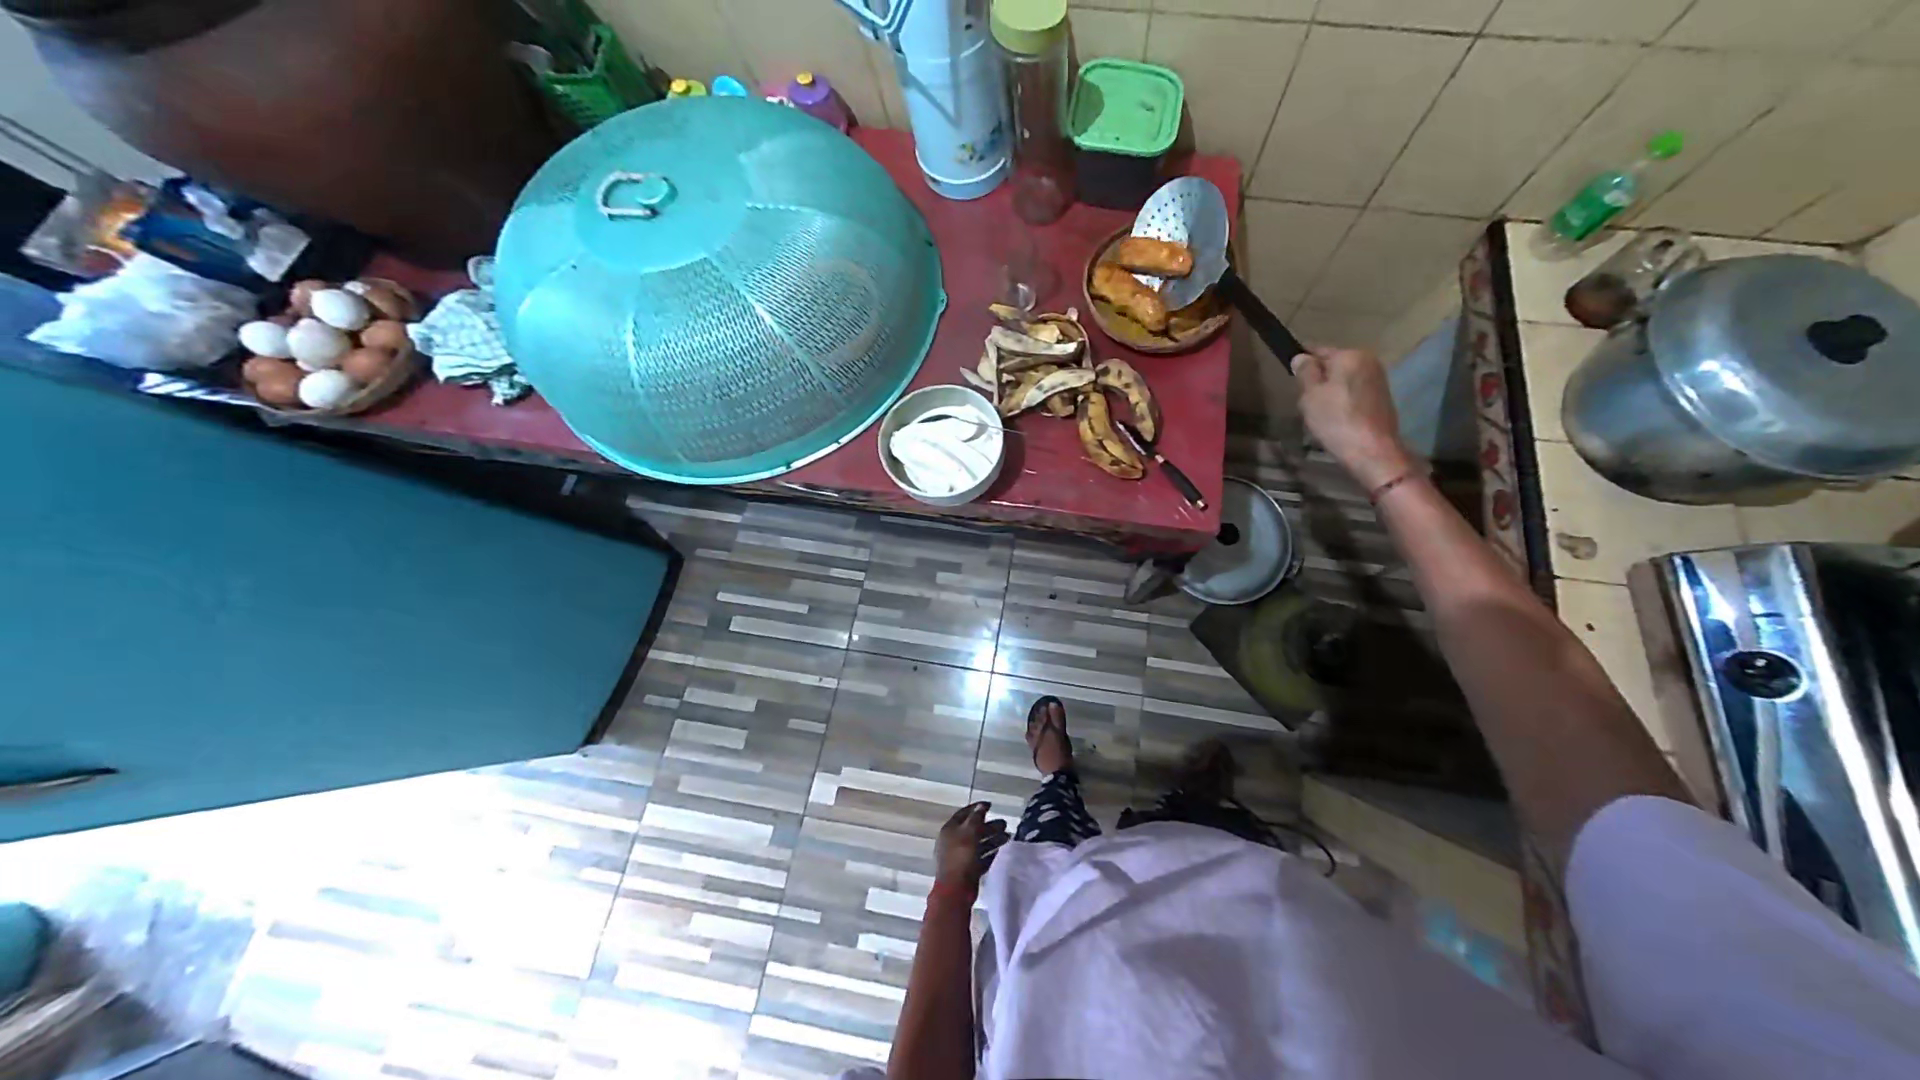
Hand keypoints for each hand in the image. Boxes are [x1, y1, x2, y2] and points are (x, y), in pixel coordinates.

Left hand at [935, 803, 1006, 889]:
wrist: (956, 889)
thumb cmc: (961, 857)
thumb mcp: (969, 832)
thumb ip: (976, 818)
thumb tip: (981, 806)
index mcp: (950, 829)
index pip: (964, 814)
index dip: (977, 808)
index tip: (991, 805)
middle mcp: (953, 841)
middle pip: (973, 829)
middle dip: (989, 825)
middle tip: (1005, 824)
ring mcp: (960, 856)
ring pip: (978, 843)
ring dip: (992, 838)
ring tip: (1008, 837)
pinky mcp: (967, 869)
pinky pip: (980, 857)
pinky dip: (989, 852)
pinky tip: (1000, 850)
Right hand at [1291, 346, 1418, 491]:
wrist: (1372, 450)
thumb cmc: (1336, 419)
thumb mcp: (1310, 395)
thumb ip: (1305, 372)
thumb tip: (1301, 357)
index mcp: (1350, 355)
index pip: (1318, 350)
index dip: (1302, 360)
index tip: (1290, 373)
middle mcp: (1368, 361)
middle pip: (1333, 365)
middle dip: (1318, 378)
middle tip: (1303, 399)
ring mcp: (1378, 379)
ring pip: (1344, 379)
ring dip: (1329, 390)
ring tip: (1318, 411)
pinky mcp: (1381, 398)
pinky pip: (1354, 392)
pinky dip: (1342, 400)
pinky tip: (1335, 417)